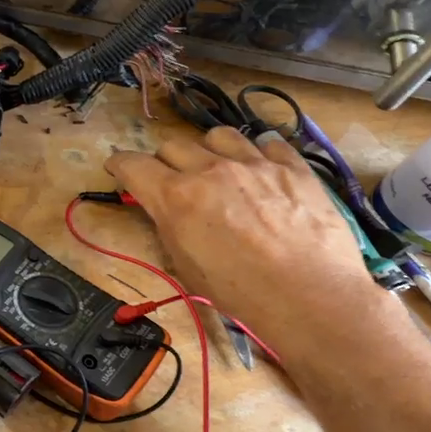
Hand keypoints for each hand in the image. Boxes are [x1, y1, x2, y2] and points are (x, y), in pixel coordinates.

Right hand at [105, 128, 392, 357]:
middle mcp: (210, 170)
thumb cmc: (239, 291)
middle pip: (172, 145)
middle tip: (174, 181)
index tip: (120, 169)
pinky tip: (262, 171)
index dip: (120, 165)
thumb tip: (166, 210)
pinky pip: (269, 144)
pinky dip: (259, 154)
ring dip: (210, 150)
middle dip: (165, 162)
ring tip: (219, 168)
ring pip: (218, 135)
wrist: (310, 296)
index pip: (132, 164)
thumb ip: (169, 225)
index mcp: (175, 196)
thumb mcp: (184, 263)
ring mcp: (254, 164)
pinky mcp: (293, 168)